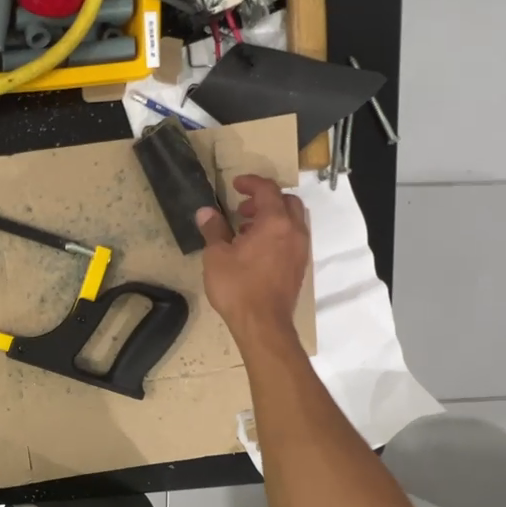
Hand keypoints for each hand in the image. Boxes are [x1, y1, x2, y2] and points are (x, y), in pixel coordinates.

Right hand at [197, 174, 311, 342]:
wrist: (263, 323)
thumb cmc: (237, 287)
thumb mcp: (216, 256)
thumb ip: (213, 230)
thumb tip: (205, 212)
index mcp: (275, 222)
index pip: (267, 190)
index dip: (251, 183)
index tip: (236, 184)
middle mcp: (294, 231)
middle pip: (287, 201)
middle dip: (265, 200)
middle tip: (242, 209)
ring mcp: (300, 249)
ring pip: (292, 221)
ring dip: (271, 218)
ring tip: (246, 231)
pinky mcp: (299, 267)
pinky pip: (292, 238)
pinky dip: (277, 234)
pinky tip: (256, 250)